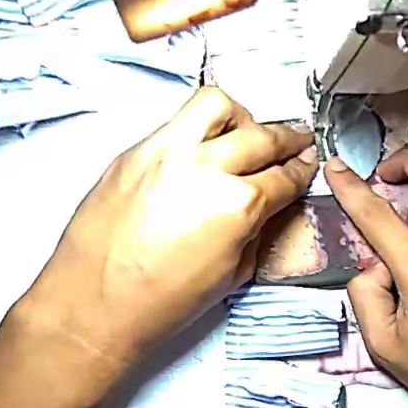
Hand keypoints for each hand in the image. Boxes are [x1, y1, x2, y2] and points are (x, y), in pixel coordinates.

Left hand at [15, 88, 314, 388]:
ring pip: (217, 105)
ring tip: (246, 134)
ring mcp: (166, 151)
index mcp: (238, 205)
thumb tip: (271, 206)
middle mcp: (206, 167)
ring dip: (242, 117)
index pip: (285, 177)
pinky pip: (178, 120)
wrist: (97, 303)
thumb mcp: (233, 273)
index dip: (303, 171)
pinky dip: (201, 127)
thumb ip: (258, 230)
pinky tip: (204, 148)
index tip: (310, 165)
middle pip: (262, 136)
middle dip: (289, 138)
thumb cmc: (166, 301)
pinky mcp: (135, 150)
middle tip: (298, 141)